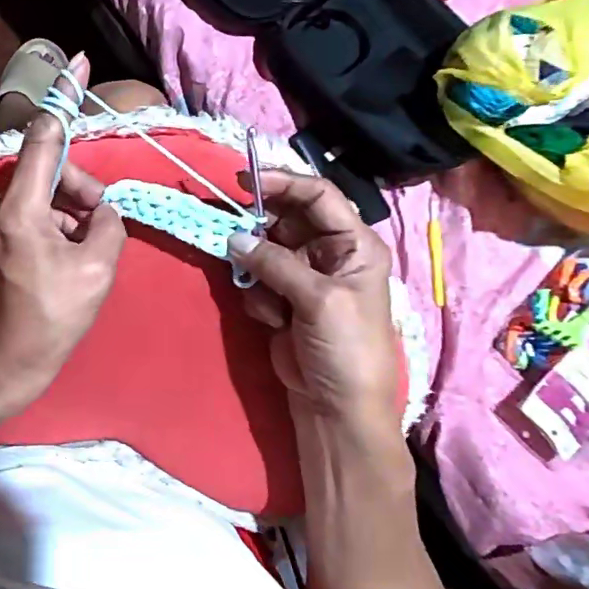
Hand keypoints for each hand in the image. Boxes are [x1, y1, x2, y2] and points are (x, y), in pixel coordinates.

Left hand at [0, 112, 126, 418]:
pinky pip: (32, 216)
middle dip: (80, 186)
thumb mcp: (97, 268)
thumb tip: (100, 211)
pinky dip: (56, 226)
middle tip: (103, 219)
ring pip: (42, 195)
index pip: (44, 138)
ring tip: (89, 249)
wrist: (5, 364)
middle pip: (47, 169)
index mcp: (20, 209)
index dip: (63, 98)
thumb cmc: (51, 319)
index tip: (78, 60)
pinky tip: (71, 259)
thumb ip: (107, 223)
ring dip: (71, 211)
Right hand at [228, 171, 399, 426]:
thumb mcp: (318, 299)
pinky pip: (256, 279)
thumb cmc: (345, 347)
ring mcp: (303, 276)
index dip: (284, 184)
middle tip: (236, 238)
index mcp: (354, 244)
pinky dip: (257, 296)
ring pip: (264, 250)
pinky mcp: (282, 299)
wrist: (336, 406)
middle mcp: (329, 253)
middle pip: (287, 220)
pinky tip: (273, 322)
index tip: (244, 182)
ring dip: (258, 273)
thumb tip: (233, 237)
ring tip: (273, 306)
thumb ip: (275, 263)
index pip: (319, 196)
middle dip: (262, 231)